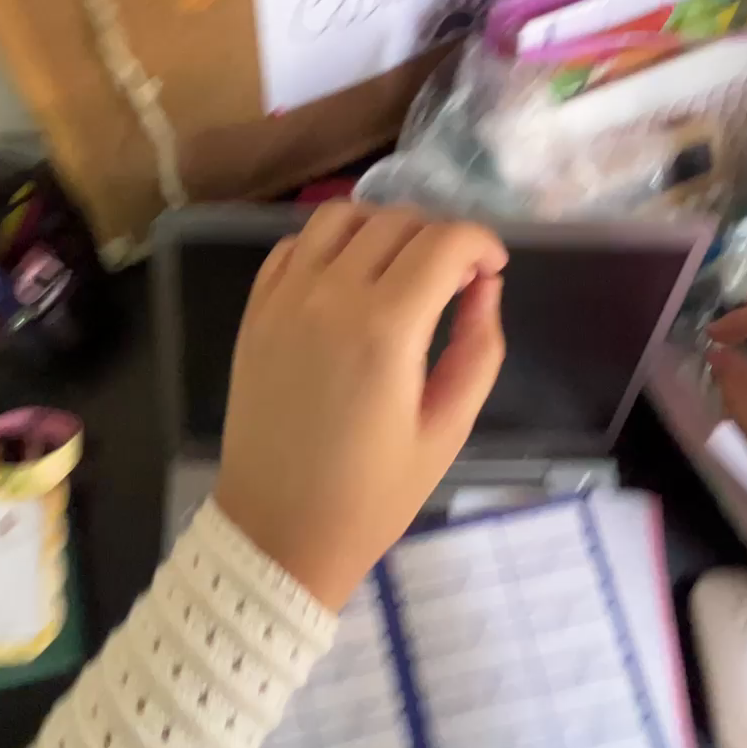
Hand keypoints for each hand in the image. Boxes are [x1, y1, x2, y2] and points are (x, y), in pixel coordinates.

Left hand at [213, 205, 507, 609]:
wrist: (277, 531)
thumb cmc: (372, 495)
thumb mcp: (448, 429)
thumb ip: (478, 347)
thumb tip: (485, 285)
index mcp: (386, 328)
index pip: (444, 242)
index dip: (481, 243)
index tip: (492, 269)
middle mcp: (330, 295)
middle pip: (396, 221)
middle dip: (439, 235)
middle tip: (455, 276)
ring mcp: (283, 298)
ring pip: (339, 216)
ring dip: (382, 226)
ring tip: (400, 264)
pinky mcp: (254, 310)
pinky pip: (292, 246)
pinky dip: (328, 244)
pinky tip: (346, 276)